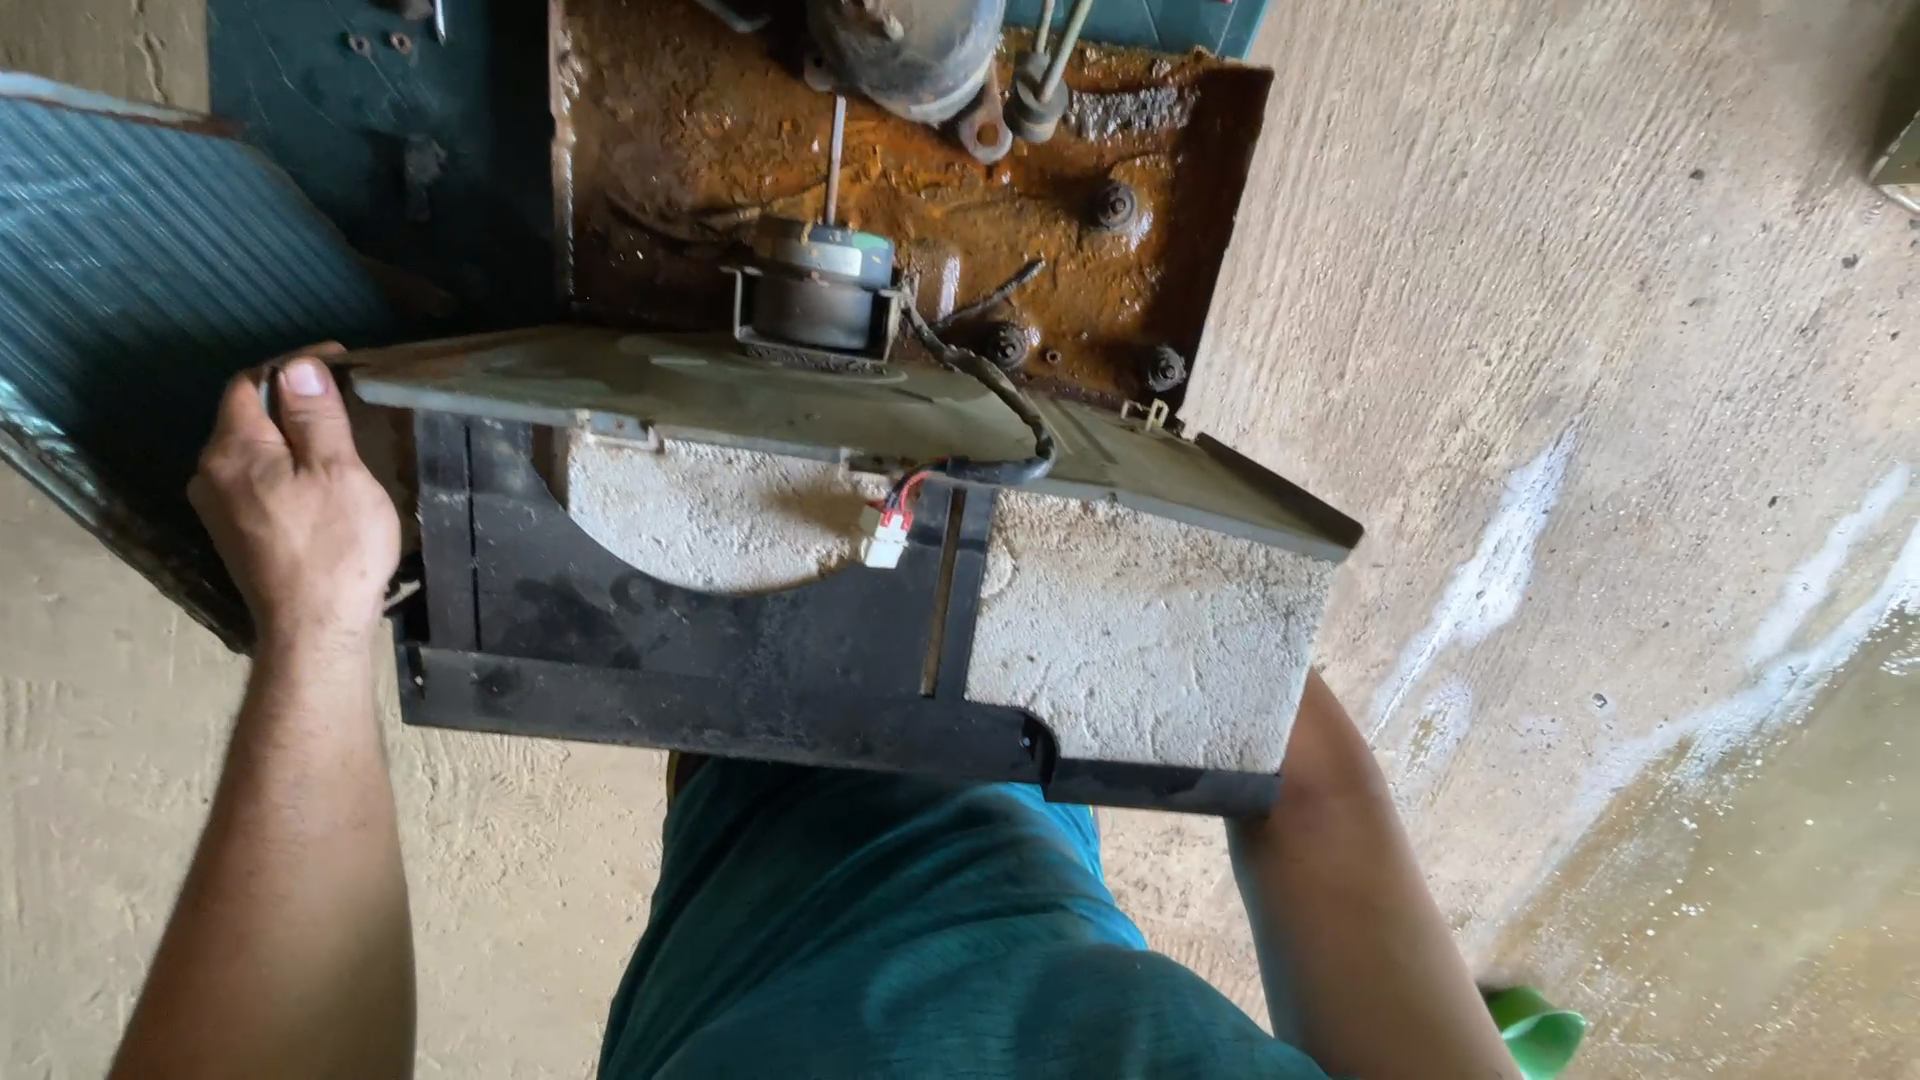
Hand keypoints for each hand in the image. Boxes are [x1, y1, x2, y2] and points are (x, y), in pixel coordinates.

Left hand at [188, 343, 399, 651]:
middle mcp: (211, 472)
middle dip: (290, 397)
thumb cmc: (336, 545)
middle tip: (343, 391)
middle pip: (246, 415)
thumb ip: (316, 419)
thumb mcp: (339, 474)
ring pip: (251, 448)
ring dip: (288, 432)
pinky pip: (255, 476)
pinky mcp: (235, 530)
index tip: (341, 358)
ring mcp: (218, 505)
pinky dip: (285, 462)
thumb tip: (299, 367)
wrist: (314, 623)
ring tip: (335, 431)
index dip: (293, 364)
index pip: (252, 384)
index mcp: (235, 450)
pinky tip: (316, 474)